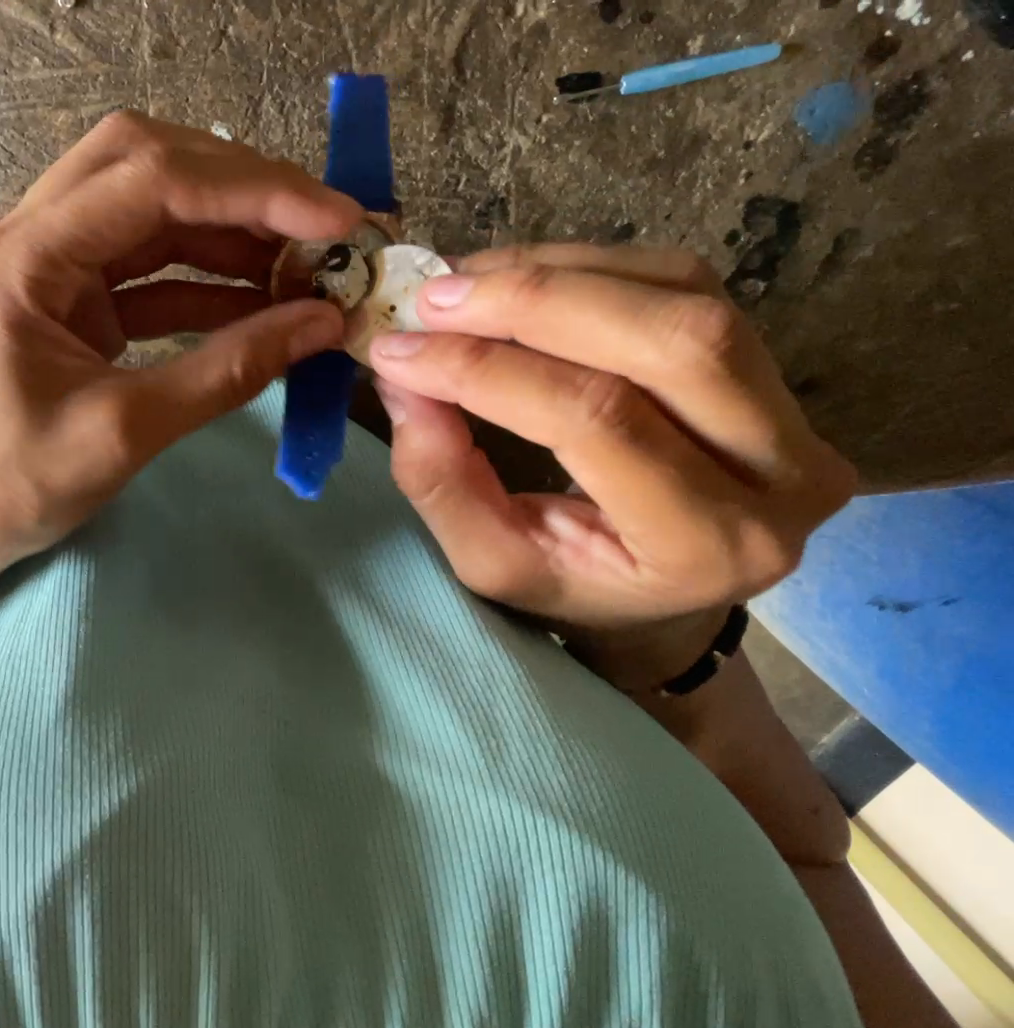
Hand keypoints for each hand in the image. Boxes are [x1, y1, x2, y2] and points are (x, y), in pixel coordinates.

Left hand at [0, 111, 357, 579]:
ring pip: (151, 213)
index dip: (254, 191)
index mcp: (22, 261)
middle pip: (145, 165)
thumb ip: (228, 370)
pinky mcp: (69, 303)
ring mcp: (48, 270)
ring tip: (308, 268)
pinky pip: (146, 270)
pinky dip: (205, 281)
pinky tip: (264, 301)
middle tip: (323, 227)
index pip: (149, 180)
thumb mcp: (126, 432)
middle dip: (242, 189)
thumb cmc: (17, 488)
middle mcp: (29, 242)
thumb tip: (324, 322)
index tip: (337, 222)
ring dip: (231, 234)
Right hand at [361, 245, 856, 688]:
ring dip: (557, 273)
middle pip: (669, 340)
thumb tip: (402, 383)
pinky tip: (513, 278)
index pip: (593, 420)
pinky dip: (586, 267)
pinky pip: (685, 284)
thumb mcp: (489, 563)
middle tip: (433, 298)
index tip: (397, 351)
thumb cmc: (569, 588)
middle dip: (534, 303)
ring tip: (461, 281)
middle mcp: (782, 471)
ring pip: (684, 297)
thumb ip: (443, 483)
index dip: (484, 372)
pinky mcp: (773, 364)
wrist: (659, 596)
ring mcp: (794, 409)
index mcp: (706, 542)